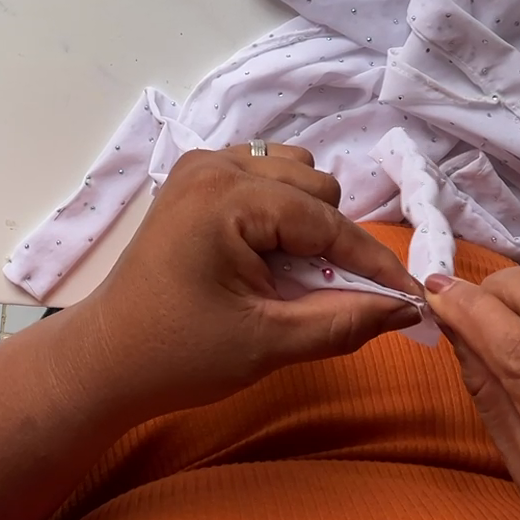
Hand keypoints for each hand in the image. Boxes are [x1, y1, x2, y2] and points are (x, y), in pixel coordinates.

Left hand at [72, 143, 422, 414]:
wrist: (108, 356)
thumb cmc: (179, 354)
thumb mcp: (268, 342)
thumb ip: (343, 321)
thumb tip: (405, 307)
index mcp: (226, 197)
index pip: (323, 220)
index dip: (372, 261)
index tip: (411, 295)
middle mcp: (215, 164)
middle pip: (314, 185)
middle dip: (330, 242)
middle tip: (316, 294)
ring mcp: (202, 163)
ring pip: (294, 170)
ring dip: (307, 218)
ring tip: (287, 270)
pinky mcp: (196, 174)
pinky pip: (264, 170)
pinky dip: (281, 205)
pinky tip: (265, 247)